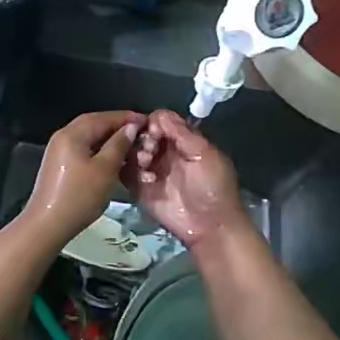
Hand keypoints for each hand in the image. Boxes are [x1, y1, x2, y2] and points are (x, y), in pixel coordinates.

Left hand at [23, 111, 144, 243]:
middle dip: (118, 128)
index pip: (103, 117)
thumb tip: (130, 128)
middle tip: (139, 133)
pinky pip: (83, 151)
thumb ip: (119, 145)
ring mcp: (59, 152)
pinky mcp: (60, 166)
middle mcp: (63, 137)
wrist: (48, 225)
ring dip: (110, 141)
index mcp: (72, 134)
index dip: (126, 118)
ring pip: (89, 139)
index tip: (146, 121)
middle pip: (94, 125)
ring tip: (130, 147)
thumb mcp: (105, 169)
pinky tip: (113, 160)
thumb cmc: (80, 196)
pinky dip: (100, 152)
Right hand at [124, 110, 248, 247]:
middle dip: (144, 138)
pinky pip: (126, 174)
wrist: (210, 225)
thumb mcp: (205, 153)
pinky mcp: (140, 189)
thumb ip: (183, 132)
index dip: (155, 122)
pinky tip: (146, 179)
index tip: (155, 131)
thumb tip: (159, 115)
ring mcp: (151, 171)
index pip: (161, 121)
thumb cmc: (212, 186)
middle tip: (150, 149)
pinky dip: (131, 172)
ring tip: (146, 163)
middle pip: (143, 134)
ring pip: (132, 152)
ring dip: (136, 153)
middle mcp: (164, 154)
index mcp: (182, 142)